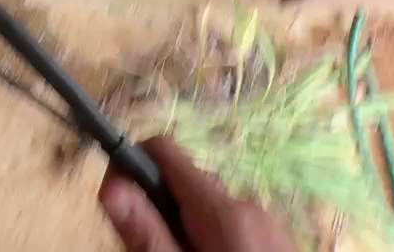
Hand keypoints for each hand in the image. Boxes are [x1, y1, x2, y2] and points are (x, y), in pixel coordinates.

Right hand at [97, 136, 295, 251]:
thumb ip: (146, 234)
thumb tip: (109, 185)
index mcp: (223, 209)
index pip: (162, 150)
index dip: (131, 166)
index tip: (117, 203)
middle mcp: (249, 207)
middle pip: (183, 184)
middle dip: (158, 211)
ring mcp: (273, 229)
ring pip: (207, 211)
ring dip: (185, 233)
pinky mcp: (283, 249)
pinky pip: (235, 232)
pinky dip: (213, 245)